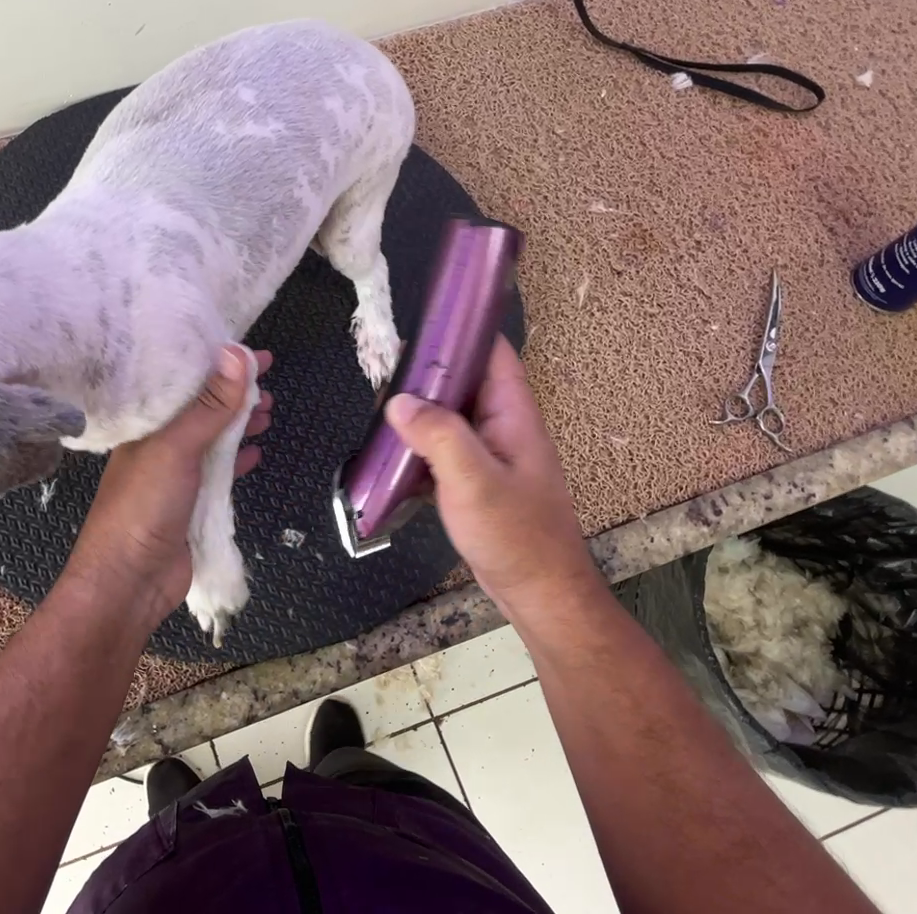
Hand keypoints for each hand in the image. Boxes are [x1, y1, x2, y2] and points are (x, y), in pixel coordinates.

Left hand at [68, 346, 272, 618]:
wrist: (128, 582)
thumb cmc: (143, 507)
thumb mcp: (177, 448)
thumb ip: (209, 405)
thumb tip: (236, 353)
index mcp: (146, 425)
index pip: (185, 382)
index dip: (218, 365)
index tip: (255, 354)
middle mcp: (159, 445)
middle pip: (202, 409)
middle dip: (235, 395)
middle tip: (269, 383)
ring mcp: (175, 476)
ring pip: (213, 440)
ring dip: (240, 425)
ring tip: (268, 412)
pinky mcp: (190, 504)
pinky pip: (218, 473)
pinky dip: (237, 460)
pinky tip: (255, 453)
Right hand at [384, 337, 600, 609]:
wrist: (538, 593)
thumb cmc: (515, 534)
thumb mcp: (474, 480)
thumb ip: (438, 435)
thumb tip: (398, 401)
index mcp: (512, 413)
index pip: (492, 353)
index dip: (461, 330)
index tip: (419, 324)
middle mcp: (501, 426)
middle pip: (461, 382)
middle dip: (424, 376)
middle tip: (383, 376)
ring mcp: (488, 454)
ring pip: (447, 418)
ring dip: (416, 415)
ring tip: (379, 415)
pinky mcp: (473, 481)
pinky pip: (441, 451)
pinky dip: (416, 450)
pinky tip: (390, 459)